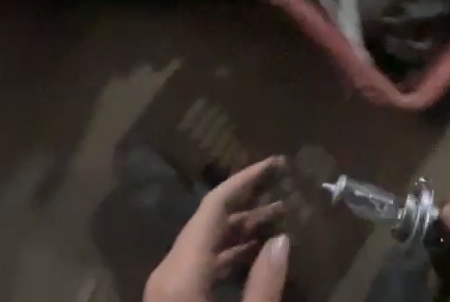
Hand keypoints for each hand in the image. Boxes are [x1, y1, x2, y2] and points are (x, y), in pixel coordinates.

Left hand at [145, 157, 291, 301]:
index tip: (276, 162)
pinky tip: (255, 252)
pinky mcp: (170, 298)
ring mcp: (166, 285)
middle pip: (209, 221)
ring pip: (205, 243)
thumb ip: (262, 284)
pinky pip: (200, 263)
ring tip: (279, 217)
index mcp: (181, 271)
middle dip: (248, 201)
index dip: (246, 179)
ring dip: (240, 228)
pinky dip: (228, 252)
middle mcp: (168, 269)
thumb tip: (282, 240)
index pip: (214, 205)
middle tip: (284, 186)